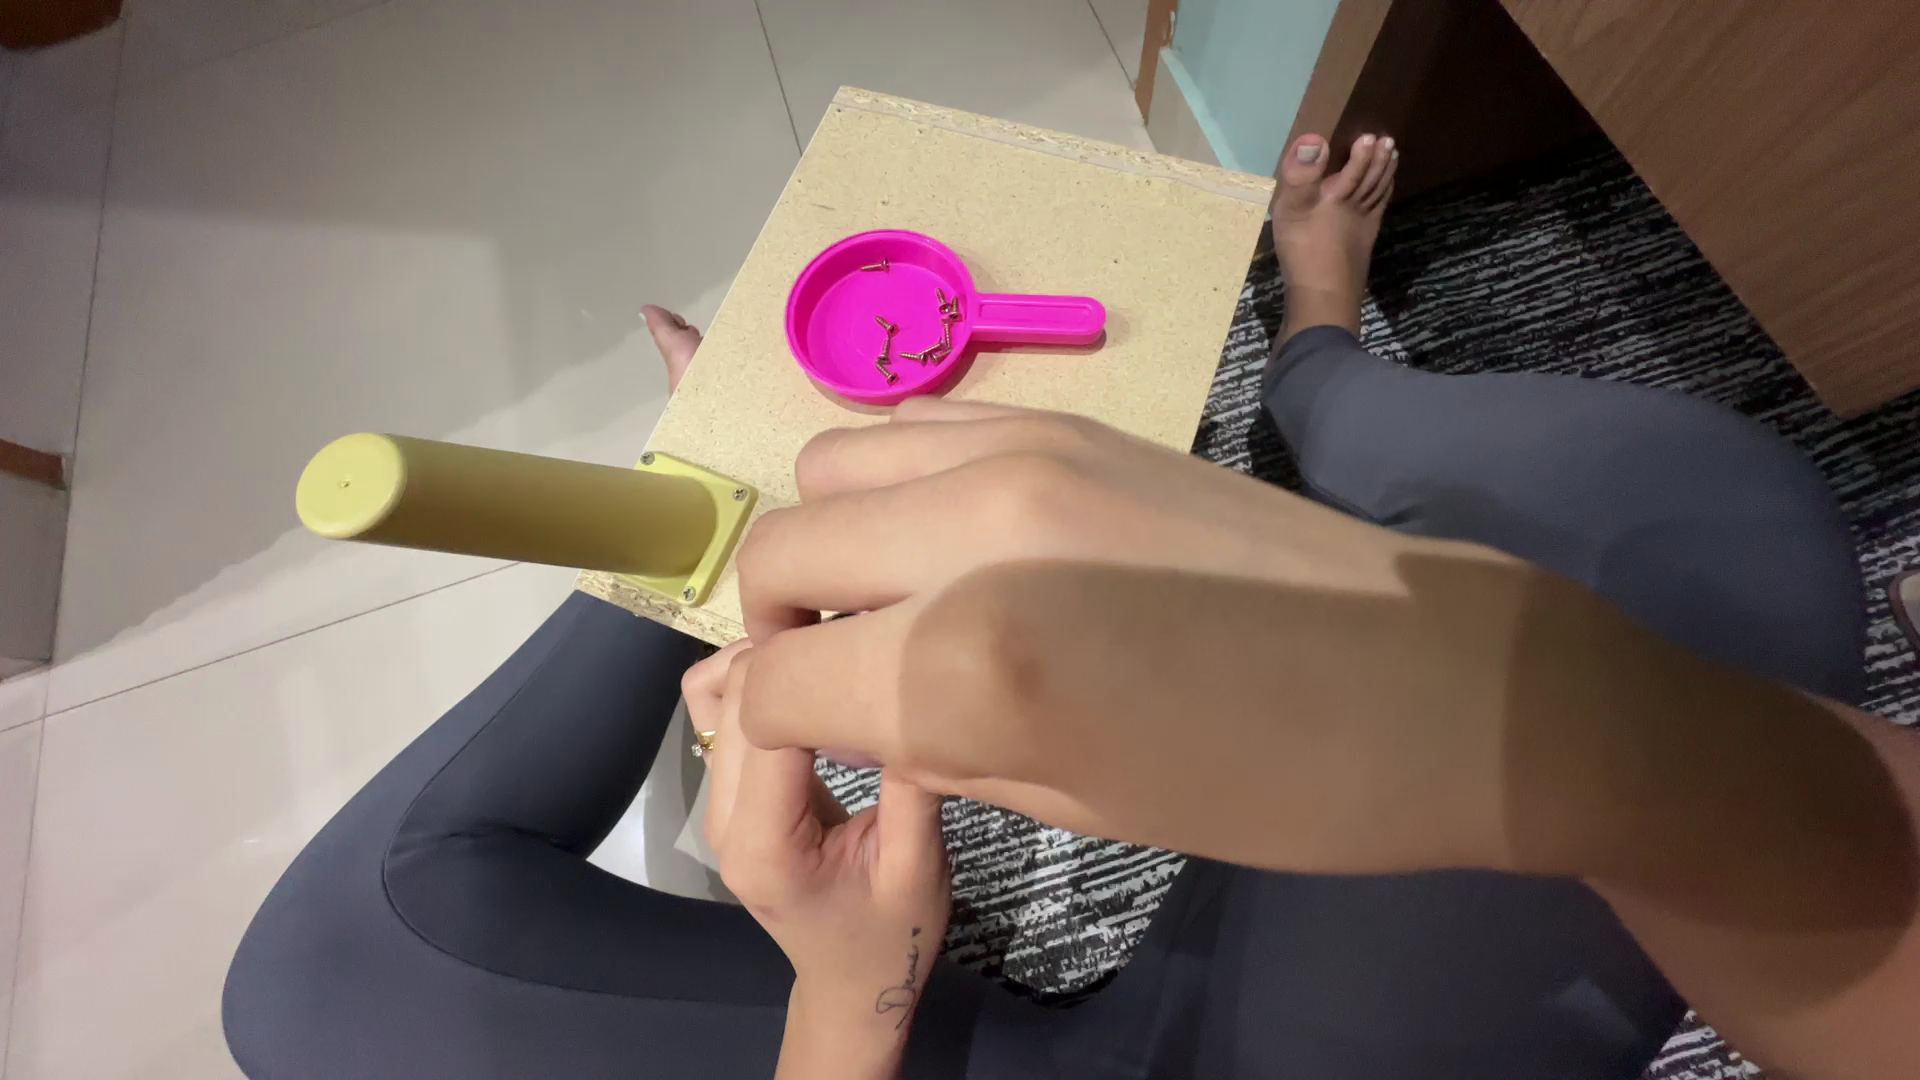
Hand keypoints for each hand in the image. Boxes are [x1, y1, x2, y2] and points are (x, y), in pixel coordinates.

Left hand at [685, 643, 950, 1066]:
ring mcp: (721, 804)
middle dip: (788, 655)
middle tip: (857, 631)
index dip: (811, 671)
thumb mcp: (920, 866)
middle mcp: (726, 817)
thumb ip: (912, 785)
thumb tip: (911, 691)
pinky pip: (720, 714)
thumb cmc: (890, 933)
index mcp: (768, 842)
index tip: (866, 635)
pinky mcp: (731, 794)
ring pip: (714, 697)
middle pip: (732, 699)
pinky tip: (807, 677)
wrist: (852, 982)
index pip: (769, 724)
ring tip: (830, 650)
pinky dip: (752, 680)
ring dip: (767, 661)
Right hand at [733, 399, 1545, 873]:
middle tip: (843, 668)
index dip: (774, 718)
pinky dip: (900, 489)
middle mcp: (971, 524)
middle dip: (780, 622)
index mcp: (970, 657)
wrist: (1435, 674)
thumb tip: (827, 704)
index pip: (778, 678)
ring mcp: (1019, 445)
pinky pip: (916, 433)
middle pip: (776, 548)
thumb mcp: (1070, 805)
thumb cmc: (1264, 784)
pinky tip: (959, 537)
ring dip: (835, 542)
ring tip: (898, 596)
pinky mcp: (1064, 417)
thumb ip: (919, 741)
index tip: (811, 734)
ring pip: (830, 467)